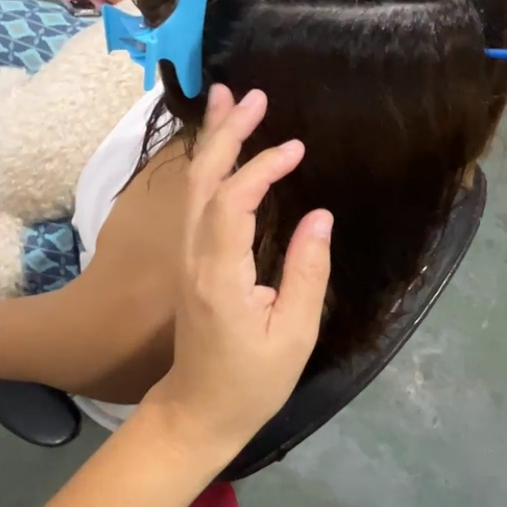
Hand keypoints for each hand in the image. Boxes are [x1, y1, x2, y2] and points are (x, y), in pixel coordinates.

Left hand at [142, 85, 332, 453]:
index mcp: (221, 275)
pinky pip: (195, 199)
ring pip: (193, 185)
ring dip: (212, 140)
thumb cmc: (252, 381)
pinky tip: (220, 145)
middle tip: (253, 95)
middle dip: (227, 133)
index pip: (234, 202)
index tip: (296, 149)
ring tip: (228, 99)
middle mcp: (195, 256)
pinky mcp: (190, 258)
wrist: (197, 411)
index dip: (262, 168)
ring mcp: (186, 255)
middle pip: (203, 180)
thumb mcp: (294, 335)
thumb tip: (320, 216)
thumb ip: (307, 271)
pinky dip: (208, 164)